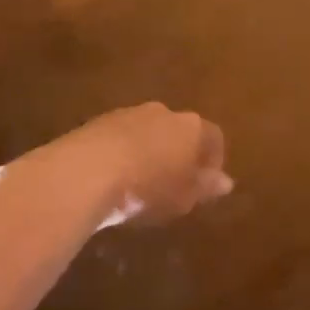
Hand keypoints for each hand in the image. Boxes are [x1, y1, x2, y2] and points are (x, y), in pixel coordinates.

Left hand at [34, 102, 232, 226]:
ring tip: (139, 182)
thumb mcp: (184, 196)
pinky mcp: (96, 123)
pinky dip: (121, 154)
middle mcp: (164, 113)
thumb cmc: (147, 187)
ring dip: (148, 152)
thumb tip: (226, 181)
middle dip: (178, 153)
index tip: (206, 183)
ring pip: (147, 132)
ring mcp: (128, 114)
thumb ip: (206, 187)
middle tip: (172, 182)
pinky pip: (118, 139)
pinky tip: (112, 179)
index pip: (213, 137)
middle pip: (179, 131)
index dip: (213, 160)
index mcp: (192, 127)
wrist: (84, 173)